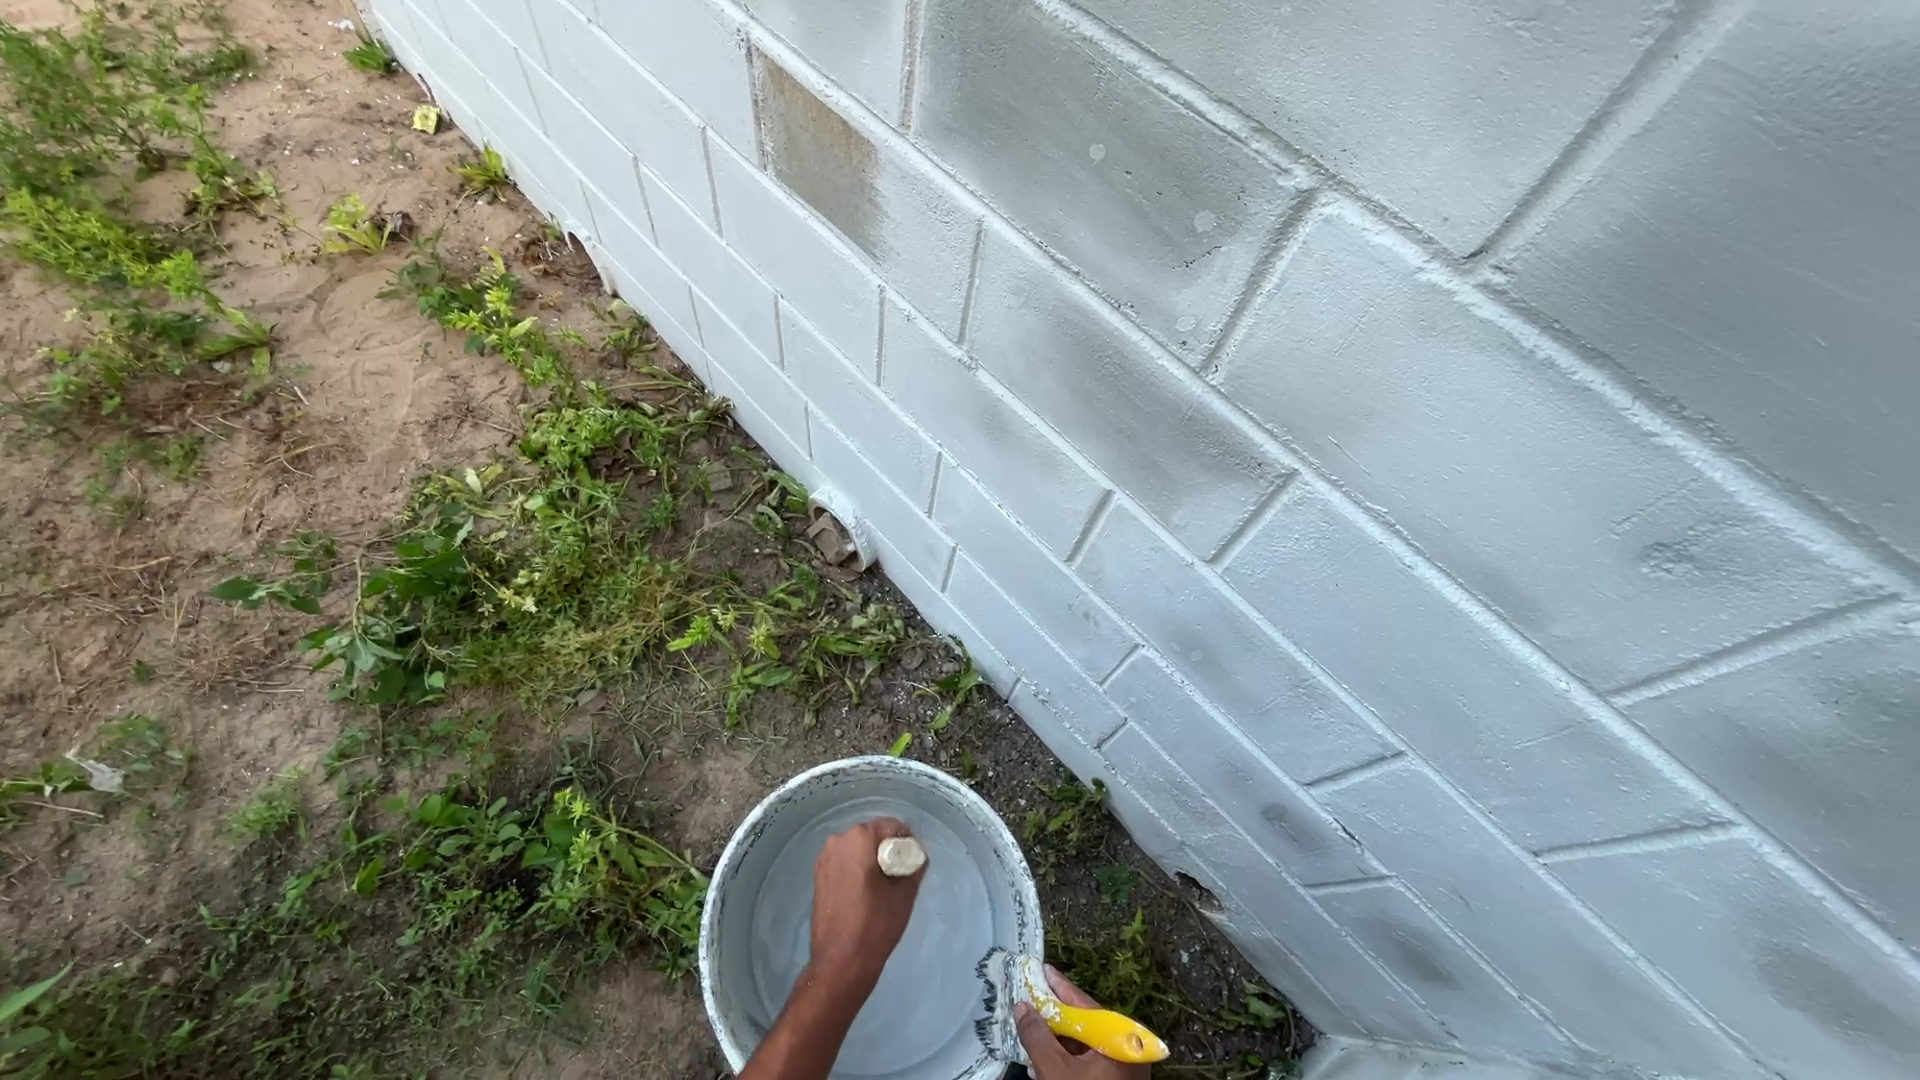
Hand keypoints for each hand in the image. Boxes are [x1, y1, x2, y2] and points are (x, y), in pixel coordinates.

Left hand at [808, 818, 924, 991]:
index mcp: (859, 838)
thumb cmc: (876, 924)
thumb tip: (916, 856)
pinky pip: (844, 862)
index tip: (912, 861)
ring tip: (883, 886)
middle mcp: (838, 841)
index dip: (906, 841)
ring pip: (857, 849)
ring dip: (871, 860)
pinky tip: (865, 893)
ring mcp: (824, 858)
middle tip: (900, 874)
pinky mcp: (818, 876)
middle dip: (888, 849)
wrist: (841, 961)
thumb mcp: (905, 893)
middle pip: (872, 835)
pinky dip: (857, 869)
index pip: (891, 826)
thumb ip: (914, 866)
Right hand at [1017, 966, 1153, 1079]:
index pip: (1083, 1003)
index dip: (1058, 986)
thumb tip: (1022, 1007)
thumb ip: (1038, 1037)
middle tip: (1031, 999)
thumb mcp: (1056, 1071)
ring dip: (1059, 1037)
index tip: (1040, 969)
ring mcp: (1124, 1067)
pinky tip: (1048, 1060)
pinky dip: (1069, 1057)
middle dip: (1056, 1013)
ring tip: (1033, 1029)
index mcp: (1119, 1038)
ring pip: (1087, 1042)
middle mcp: (1127, 1048)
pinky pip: (1092, 1060)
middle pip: (1086, 1021)